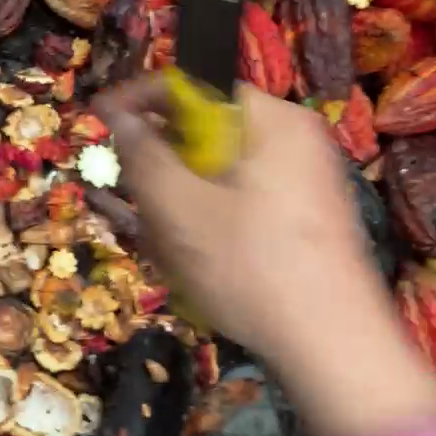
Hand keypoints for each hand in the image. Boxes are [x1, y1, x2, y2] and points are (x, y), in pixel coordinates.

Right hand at [96, 74, 435, 435]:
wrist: (334, 350)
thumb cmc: (251, 268)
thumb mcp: (179, 209)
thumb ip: (143, 154)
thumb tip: (118, 114)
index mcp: (273, 120)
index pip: (195, 85)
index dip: (141, 99)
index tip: (101, 121)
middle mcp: (295, 139)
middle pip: (207, 131)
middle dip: (164, 163)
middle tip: (133, 199)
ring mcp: (305, 180)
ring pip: (220, 172)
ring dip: (182, 199)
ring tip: (166, 244)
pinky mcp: (304, 217)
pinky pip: (242, 200)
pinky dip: (210, 220)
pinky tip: (198, 261)